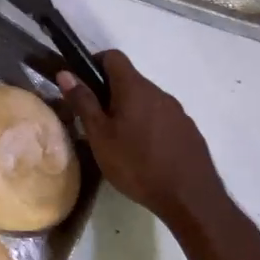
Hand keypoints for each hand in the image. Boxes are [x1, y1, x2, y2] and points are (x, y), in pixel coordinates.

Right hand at [57, 51, 226, 226]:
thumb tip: (65, 73)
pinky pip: (164, 119)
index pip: (113, 56)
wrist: (193, 202)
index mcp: (135, 88)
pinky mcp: (192, 133)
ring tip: (123, 141)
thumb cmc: (138, 165)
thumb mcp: (100, 136)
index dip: (95, 63)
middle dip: (111, 93)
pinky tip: (148, 154)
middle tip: (98, 121)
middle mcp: (159, 93)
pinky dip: (151, 127)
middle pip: (130, 80)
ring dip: (132, 111)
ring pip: (148, 101)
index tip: (84, 85)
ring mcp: (179, 113)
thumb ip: (83, 102)